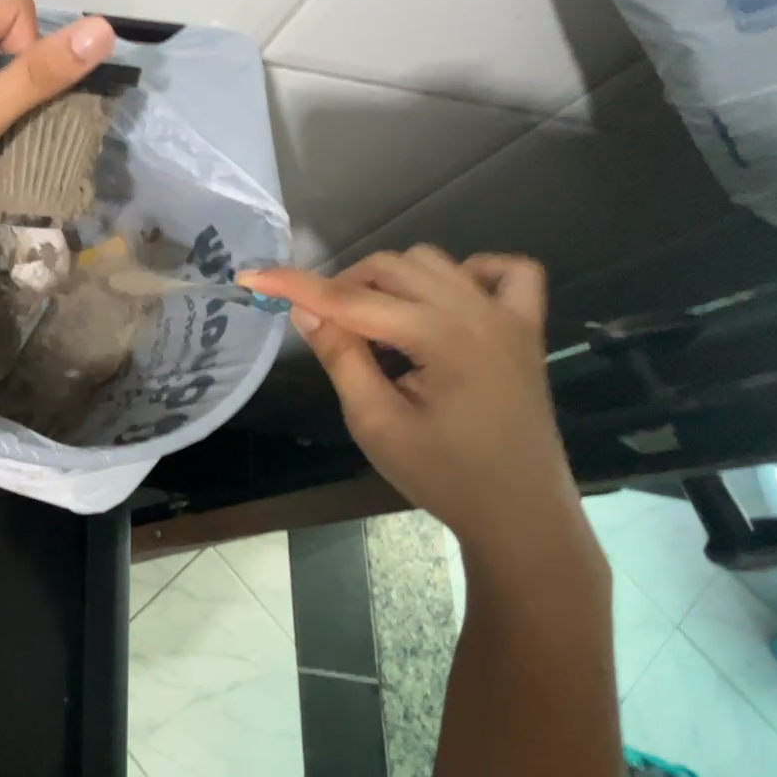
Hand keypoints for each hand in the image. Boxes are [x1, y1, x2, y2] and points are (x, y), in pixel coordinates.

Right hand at [240, 248, 579, 542]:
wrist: (519, 513)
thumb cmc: (441, 474)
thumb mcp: (373, 421)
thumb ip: (340, 357)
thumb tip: (305, 309)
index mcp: (441, 338)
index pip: (351, 299)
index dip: (294, 285)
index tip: (250, 276)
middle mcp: (479, 312)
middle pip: (390, 268)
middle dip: (343, 287)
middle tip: (323, 328)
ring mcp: (509, 316)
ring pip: (432, 262)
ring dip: (389, 281)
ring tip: (373, 325)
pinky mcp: (526, 328)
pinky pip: (504, 271)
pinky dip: (465, 273)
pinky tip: (441, 301)